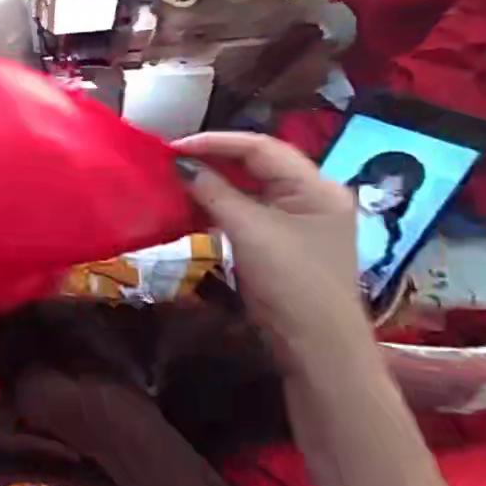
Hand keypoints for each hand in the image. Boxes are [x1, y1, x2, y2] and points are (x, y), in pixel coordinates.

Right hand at [175, 132, 371, 370]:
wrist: (315, 344)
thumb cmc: (289, 281)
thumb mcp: (248, 230)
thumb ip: (213, 191)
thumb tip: (179, 164)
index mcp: (315, 186)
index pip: (260, 147)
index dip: (214, 142)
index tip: (172, 147)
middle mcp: (310, 194)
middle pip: (256, 162)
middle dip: (212, 157)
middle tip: (169, 160)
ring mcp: (297, 217)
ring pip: (249, 184)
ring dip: (212, 179)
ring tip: (175, 177)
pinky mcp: (280, 237)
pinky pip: (246, 206)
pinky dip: (218, 201)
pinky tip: (192, 203)